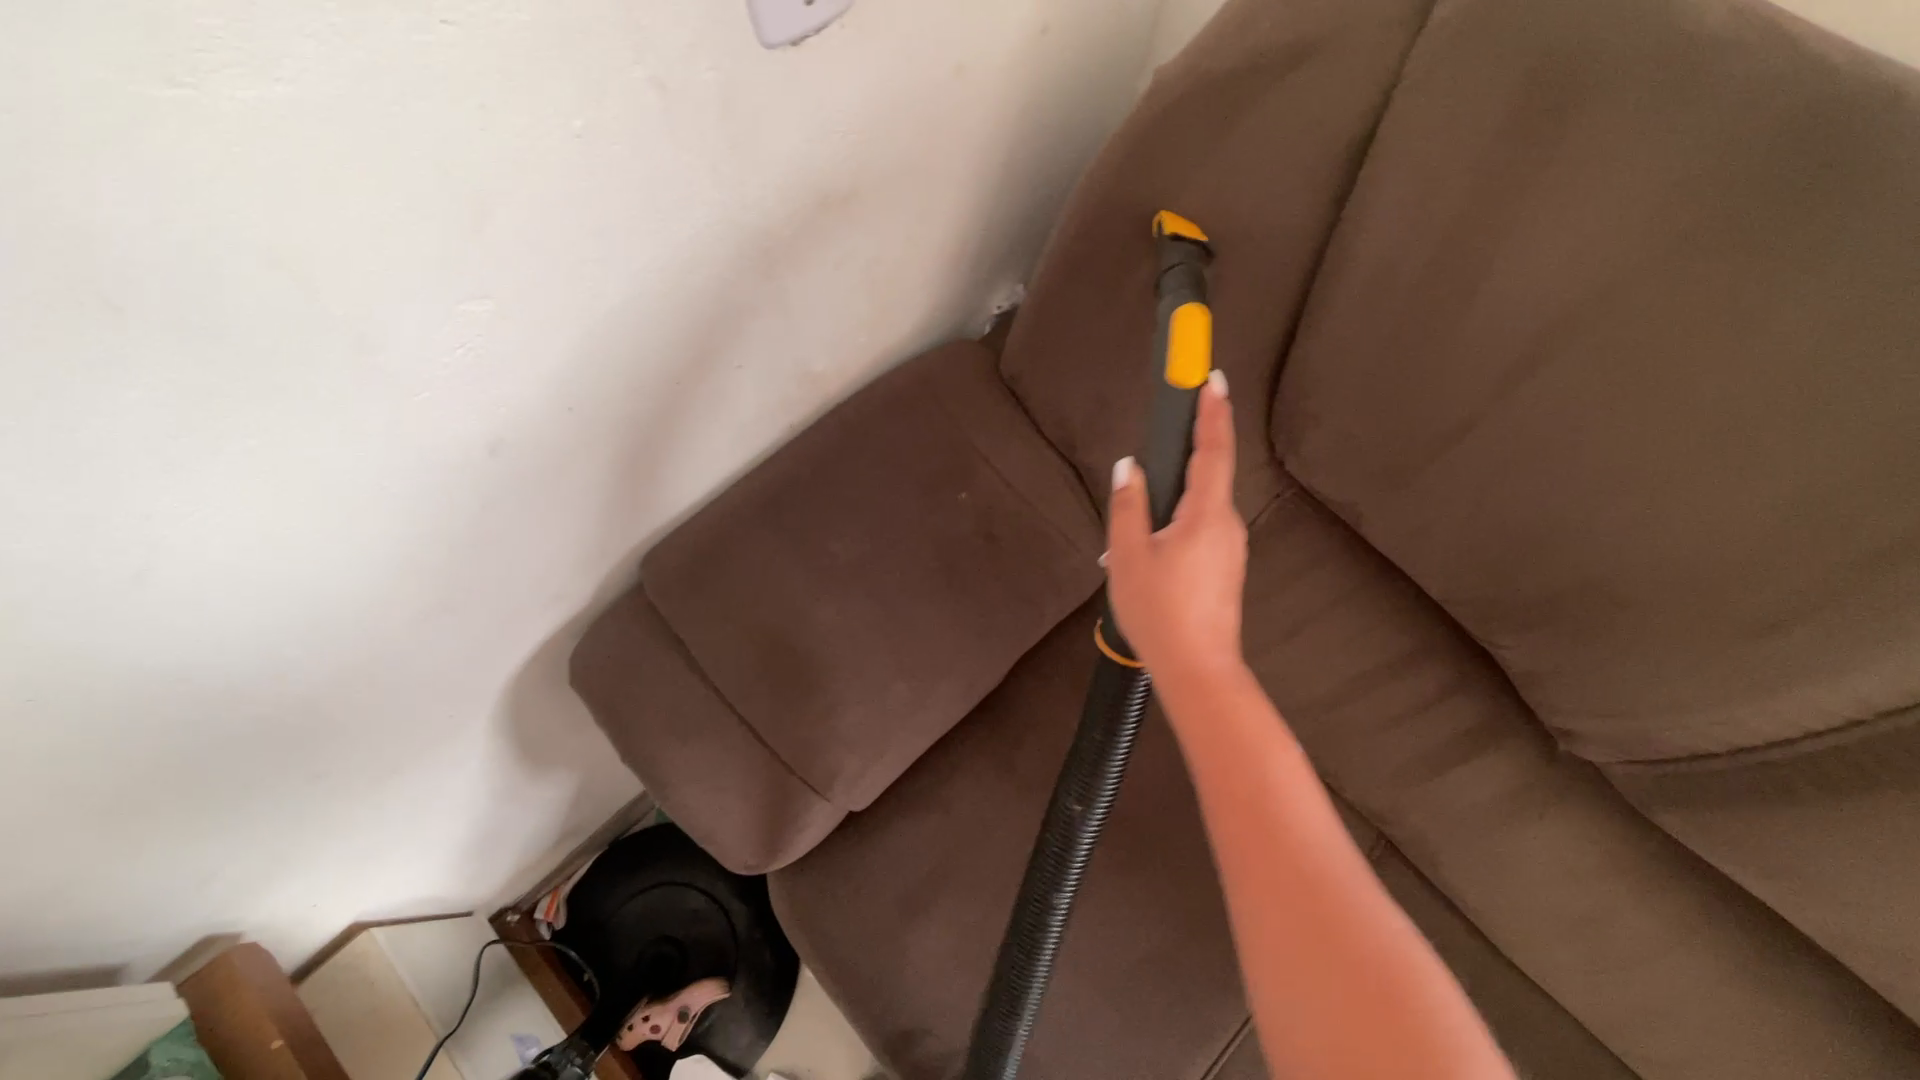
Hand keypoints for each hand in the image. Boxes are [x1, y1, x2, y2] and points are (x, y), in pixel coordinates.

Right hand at [1104, 369, 1247, 688]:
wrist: (1198, 670)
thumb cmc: (1160, 612)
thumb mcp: (1129, 556)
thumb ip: (1128, 506)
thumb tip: (1128, 468)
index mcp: (1206, 514)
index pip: (1213, 449)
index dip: (1212, 411)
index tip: (1213, 377)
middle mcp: (1227, 525)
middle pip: (1207, 477)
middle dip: (1179, 464)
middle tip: (1150, 463)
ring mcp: (1230, 549)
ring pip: (1199, 510)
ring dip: (1170, 508)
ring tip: (1133, 537)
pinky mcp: (1225, 569)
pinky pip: (1200, 534)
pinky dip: (1175, 530)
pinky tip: (1148, 559)